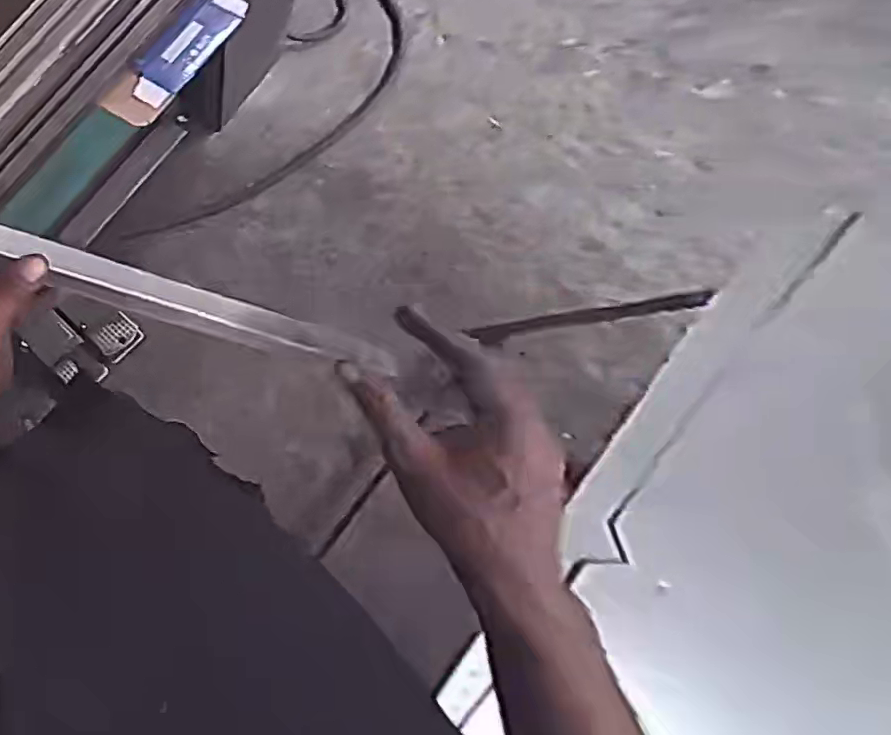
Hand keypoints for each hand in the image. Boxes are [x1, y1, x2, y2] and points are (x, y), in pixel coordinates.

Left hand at [0, 255, 48, 427]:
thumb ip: (11, 290)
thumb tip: (32, 264)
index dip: (10, 252)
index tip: (37, 253)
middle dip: (23, 270)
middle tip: (50, 265)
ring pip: (2, 293)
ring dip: (27, 288)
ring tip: (53, 280)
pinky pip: (7, 311)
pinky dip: (25, 305)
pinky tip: (43, 302)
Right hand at [343, 306, 567, 605]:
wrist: (511, 576)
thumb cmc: (461, 517)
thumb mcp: (411, 459)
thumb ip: (381, 408)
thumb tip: (349, 368)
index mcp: (508, 418)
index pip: (470, 359)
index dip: (434, 333)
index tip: (405, 313)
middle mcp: (533, 425)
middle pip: (494, 368)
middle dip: (452, 346)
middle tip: (416, 331)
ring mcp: (541, 444)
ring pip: (504, 389)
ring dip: (466, 369)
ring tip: (431, 359)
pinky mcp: (538, 460)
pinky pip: (508, 408)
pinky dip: (478, 392)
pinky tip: (456, 402)